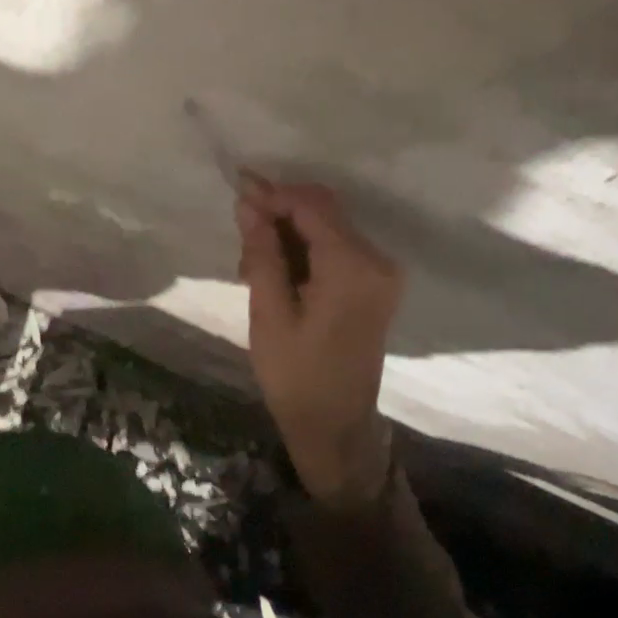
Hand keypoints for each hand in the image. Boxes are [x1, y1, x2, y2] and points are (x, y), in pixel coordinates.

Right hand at [237, 180, 403, 502]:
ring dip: (288, 231)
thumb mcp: (269, 313)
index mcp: (353, 268)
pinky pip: (336, 247)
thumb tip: (249, 202)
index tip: (236, 190)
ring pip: (327, 226)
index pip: (312, 206)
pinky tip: (275, 269)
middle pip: (323, 210)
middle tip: (239, 229)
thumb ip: (262, 252)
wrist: (335, 426)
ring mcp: (381, 273)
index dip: (273, 193)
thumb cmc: (296, 375)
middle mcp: (377, 261)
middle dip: (279, 210)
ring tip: (251, 261)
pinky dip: (304, 248)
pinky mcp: (375, 285)